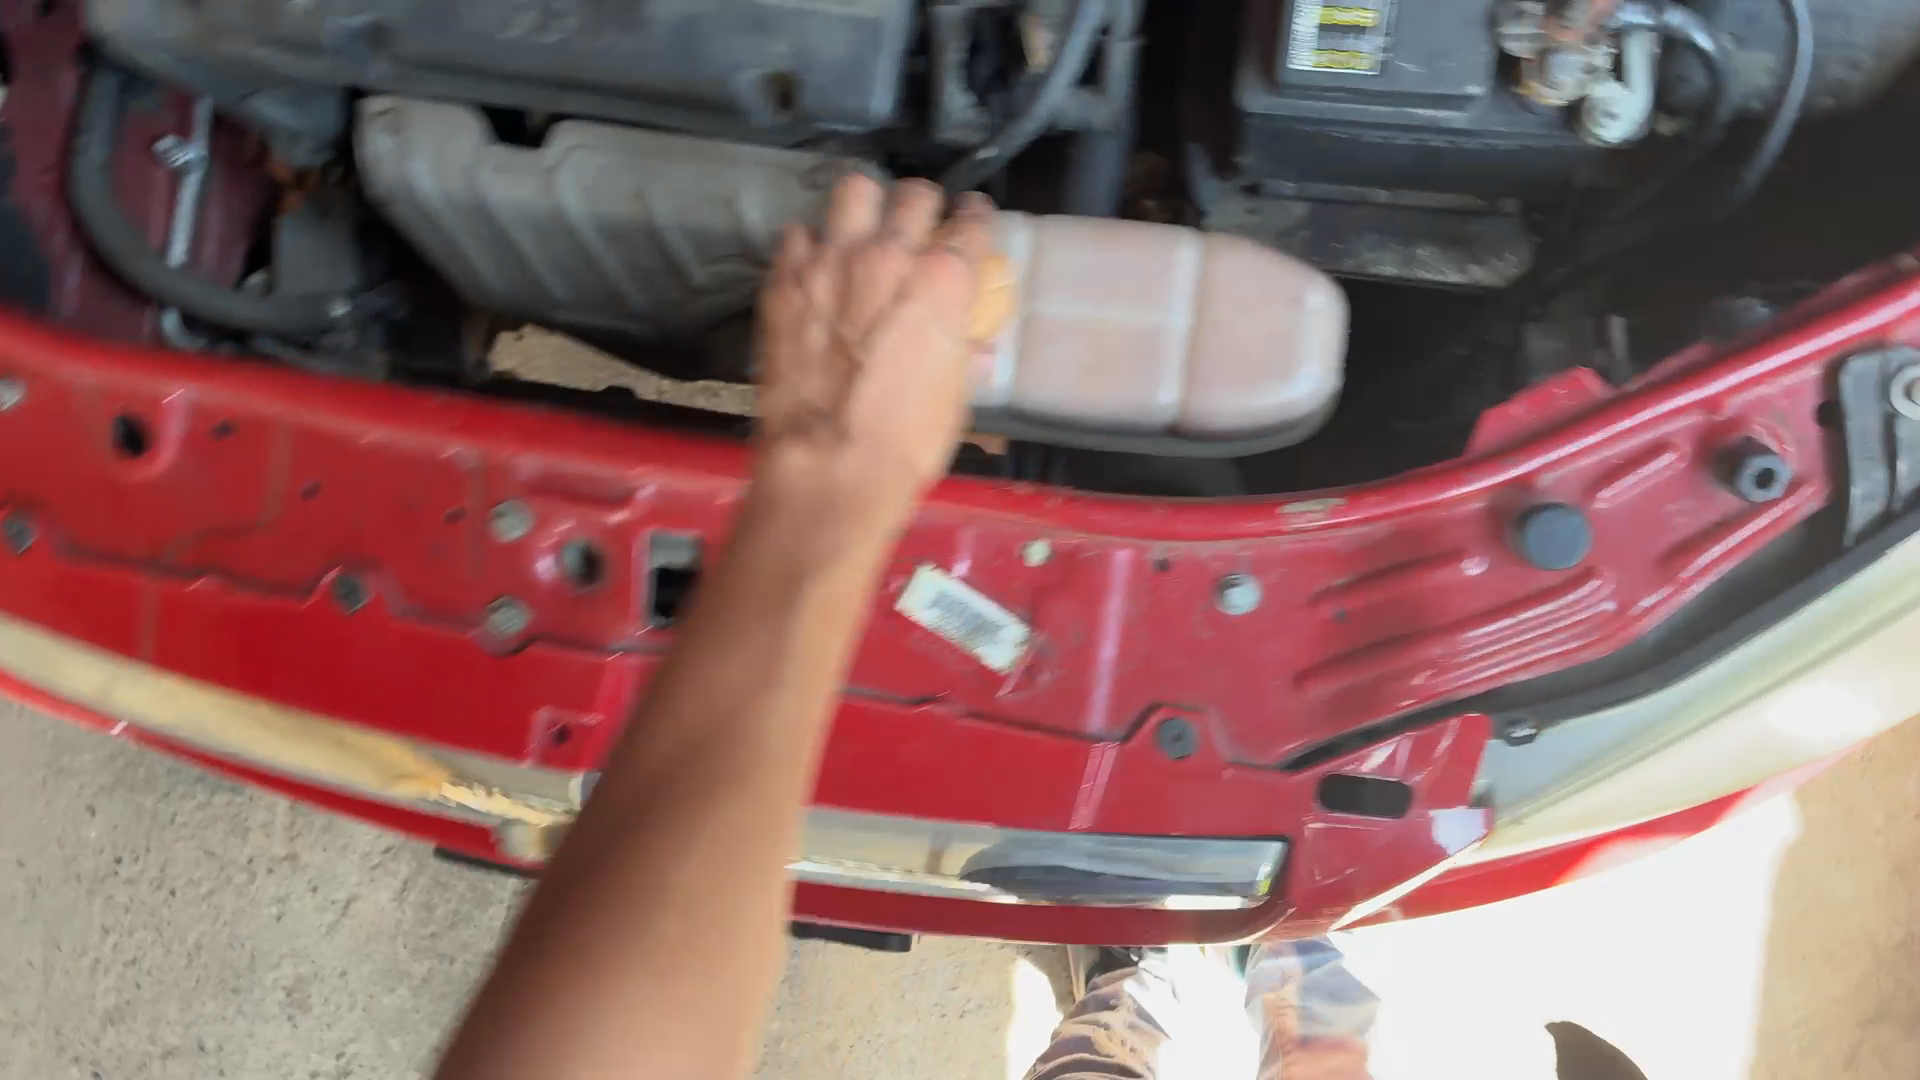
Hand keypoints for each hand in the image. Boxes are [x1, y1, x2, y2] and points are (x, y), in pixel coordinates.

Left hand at [752, 173, 992, 538]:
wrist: (831, 466)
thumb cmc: (906, 443)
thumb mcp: (956, 396)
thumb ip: (959, 349)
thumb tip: (964, 340)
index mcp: (942, 282)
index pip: (971, 223)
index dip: (975, 218)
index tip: (970, 221)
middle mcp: (888, 257)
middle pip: (914, 193)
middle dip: (922, 204)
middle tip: (918, 225)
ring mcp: (830, 263)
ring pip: (851, 191)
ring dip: (864, 207)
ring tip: (862, 230)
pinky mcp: (783, 282)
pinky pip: (797, 236)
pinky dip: (810, 248)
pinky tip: (814, 271)